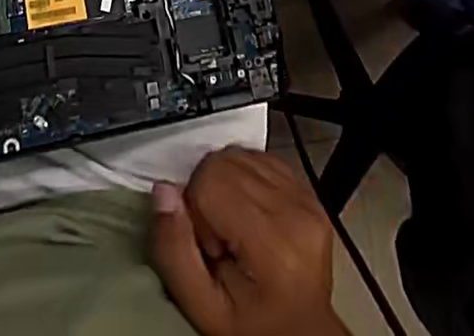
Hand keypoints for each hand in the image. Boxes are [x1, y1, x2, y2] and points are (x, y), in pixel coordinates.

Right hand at [148, 146, 350, 335]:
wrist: (298, 333)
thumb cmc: (248, 323)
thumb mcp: (200, 304)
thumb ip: (172, 249)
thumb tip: (164, 190)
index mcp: (275, 245)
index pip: (210, 179)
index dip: (195, 208)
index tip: (209, 244)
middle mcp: (298, 213)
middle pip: (223, 162)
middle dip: (207, 191)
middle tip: (218, 236)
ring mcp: (308, 200)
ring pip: (236, 154)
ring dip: (224, 183)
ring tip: (233, 225)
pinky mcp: (309, 193)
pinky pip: (256, 157)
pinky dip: (241, 177)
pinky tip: (246, 211)